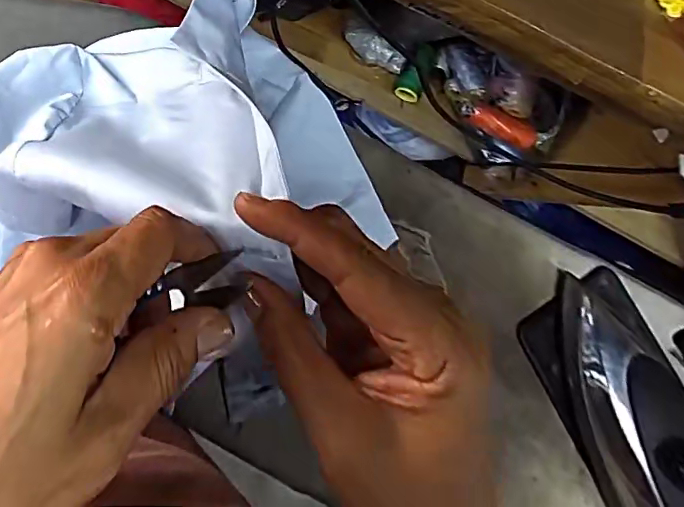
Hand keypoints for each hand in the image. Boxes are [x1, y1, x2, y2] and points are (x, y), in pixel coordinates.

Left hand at [0, 207, 235, 506]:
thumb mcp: (102, 432)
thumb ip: (166, 362)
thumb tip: (209, 322)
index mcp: (83, 289)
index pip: (160, 229)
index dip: (196, 245)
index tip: (212, 274)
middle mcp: (50, 263)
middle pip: (131, 239)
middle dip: (163, 275)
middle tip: (172, 332)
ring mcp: (17, 272)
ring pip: (98, 254)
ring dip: (126, 287)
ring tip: (123, 355)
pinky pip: (65, 270)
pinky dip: (92, 294)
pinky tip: (82, 354)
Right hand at [235, 193, 494, 505]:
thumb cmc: (405, 496)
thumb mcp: (341, 431)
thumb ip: (294, 352)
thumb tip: (254, 285)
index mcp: (437, 335)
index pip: (358, 265)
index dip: (301, 229)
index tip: (255, 206)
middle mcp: (436, 310)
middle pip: (360, 252)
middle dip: (300, 232)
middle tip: (246, 220)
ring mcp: (422, 315)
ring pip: (355, 262)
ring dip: (304, 253)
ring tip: (257, 242)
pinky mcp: (403, 326)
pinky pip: (354, 289)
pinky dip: (316, 281)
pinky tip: (285, 275)